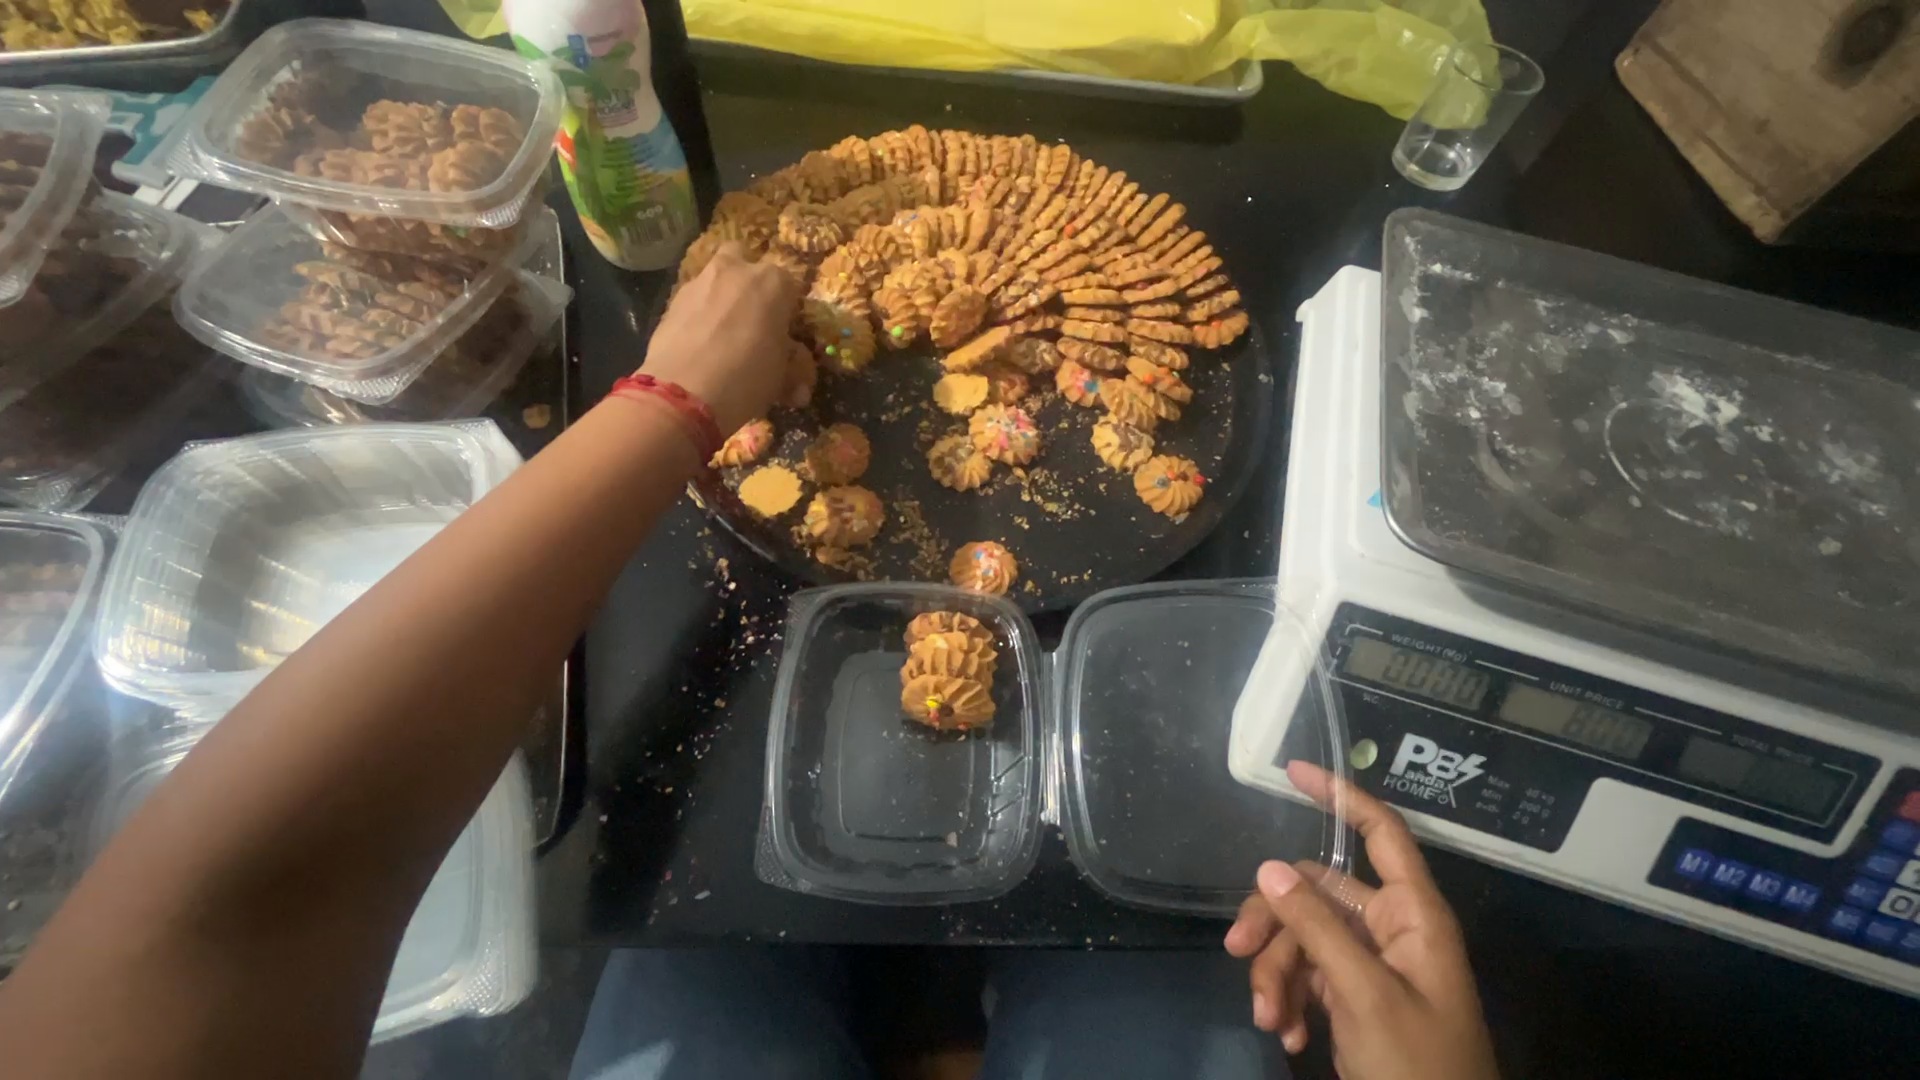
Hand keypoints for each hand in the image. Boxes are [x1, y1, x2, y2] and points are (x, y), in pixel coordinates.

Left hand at [639, 242, 799, 434]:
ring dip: (722, 298)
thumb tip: (799, 386)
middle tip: (753, 321)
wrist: (684, 393)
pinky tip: (700, 346)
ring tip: (723, 337)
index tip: (786, 335)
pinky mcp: (672, 300)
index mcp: (774, 283)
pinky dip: (699, 316)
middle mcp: (736, 271)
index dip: (789, 311)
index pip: (791, 287)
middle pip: (746, 263)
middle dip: (750, 285)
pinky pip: (694, 301)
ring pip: (716, 279)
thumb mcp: (783, 378)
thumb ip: (794, 370)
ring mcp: (700, 281)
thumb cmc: (748, 379)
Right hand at [1224, 761, 1497, 1079]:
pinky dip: (1288, 997)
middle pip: (1315, 891)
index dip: (1341, 797)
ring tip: (1268, 1016)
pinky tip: (1285, 1032)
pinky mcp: (1350, 994)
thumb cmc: (1419, 1069)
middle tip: (1238, 952)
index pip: (1381, 833)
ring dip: (1276, 972)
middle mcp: (1389, 928)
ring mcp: (1367, 962)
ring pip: (1301, 933)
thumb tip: (1268, 867)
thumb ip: (1315, 927)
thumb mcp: (1364, 996)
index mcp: (1413, 915)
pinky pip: (1305, 971)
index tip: (1293, 771)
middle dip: (1275, 923)